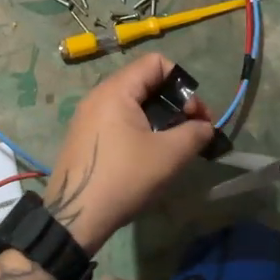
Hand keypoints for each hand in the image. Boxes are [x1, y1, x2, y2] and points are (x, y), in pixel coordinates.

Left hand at [43, 53, 213, 254]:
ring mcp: (88, 116)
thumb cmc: (124, 177)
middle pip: (145, 82)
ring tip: (172, 148)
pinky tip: (148, 157)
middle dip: (174, 103)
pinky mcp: (84, 136)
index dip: (182, 83)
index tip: (194, 114)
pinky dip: (139, 130)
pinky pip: (118, 120)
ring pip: (132, 104)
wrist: (74, 216)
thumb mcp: (169, 155)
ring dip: (158, 119)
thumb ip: (194, 133)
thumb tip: (205, 127)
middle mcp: (99, 95)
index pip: (156, 63)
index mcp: (116, 90)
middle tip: (190, 132)